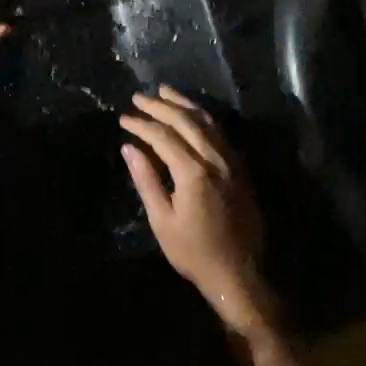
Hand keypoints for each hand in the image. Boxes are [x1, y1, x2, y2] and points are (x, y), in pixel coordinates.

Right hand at [120, 87, 272, 333]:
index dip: (142, 124)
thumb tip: (130, 148)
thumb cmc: (194, 252)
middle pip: (186, 121)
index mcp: (193, 172)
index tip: (124, 118)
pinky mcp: (241, 168)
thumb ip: (147, 180)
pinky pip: (221, 133)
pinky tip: (192, 115)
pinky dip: (203, 118)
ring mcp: (232, 162)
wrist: (239, 274)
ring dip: (184, 104)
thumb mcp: (162, 221)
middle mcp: (215, 159)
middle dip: (161, 106)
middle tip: (139, 97)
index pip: (163, 136)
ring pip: (208, 122)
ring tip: (165, 92)